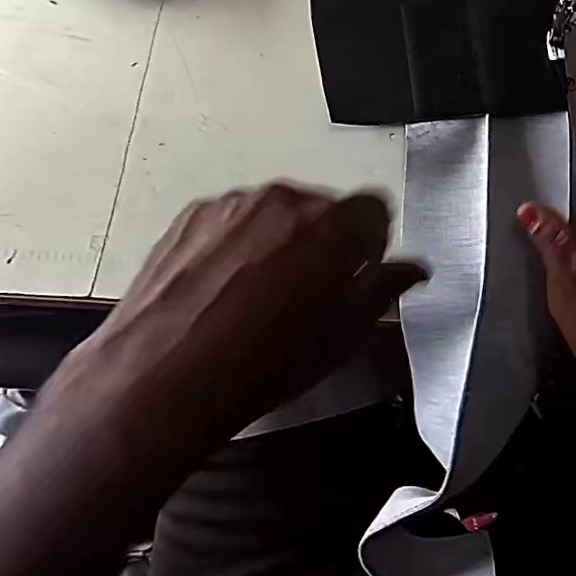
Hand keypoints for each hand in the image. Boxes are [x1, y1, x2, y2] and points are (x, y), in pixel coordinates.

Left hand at [53, 184, 424, 439]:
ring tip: (264, 299)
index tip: (363, 266)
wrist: (168, 374)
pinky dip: (239, 246)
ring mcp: (234, 205)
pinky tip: (231, 293)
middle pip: (324, 209)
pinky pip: (234, 222)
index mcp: (331, 224)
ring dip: (280, 244)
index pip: (375, 209)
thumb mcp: (343, 335)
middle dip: (326, 243)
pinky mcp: (194, 215)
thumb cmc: (254, 363)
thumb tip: (408, 271)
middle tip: (312, 292)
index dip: (373, 243)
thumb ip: (384, 289)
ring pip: (276, 215)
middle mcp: (283, 202)